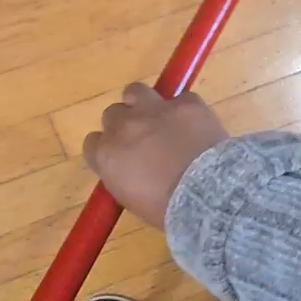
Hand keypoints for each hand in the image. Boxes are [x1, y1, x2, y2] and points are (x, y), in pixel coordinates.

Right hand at [82, 83, 227, 229]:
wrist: (208, 194)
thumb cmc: (167, 209)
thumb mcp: (132, 201)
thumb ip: (123, 177)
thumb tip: (128, 170)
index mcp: (107, 155)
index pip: (92, 143)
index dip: (108, 150)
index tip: (120, 159)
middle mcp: (125, 126)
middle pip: (112, 114)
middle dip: (125, 126)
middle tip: (144, 142)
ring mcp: (155, 109)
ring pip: (135, 91)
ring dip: (143, 103)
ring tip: (159, 118)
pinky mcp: (186, 103)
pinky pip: (181, 99)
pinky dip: (185, 110)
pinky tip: (195, 125)